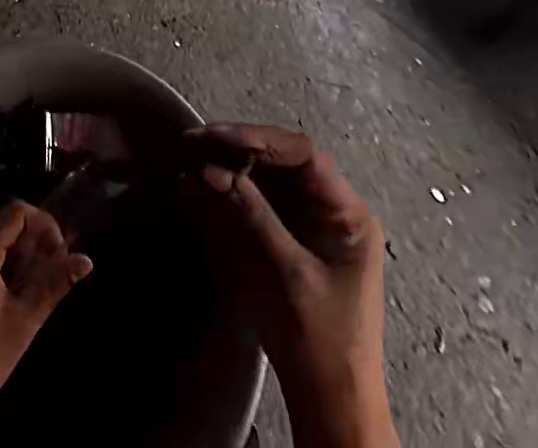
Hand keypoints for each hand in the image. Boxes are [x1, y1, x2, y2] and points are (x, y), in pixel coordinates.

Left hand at [0, 202, 92, 446]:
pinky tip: (12, 297)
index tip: (58, 255)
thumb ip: (56, 283)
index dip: (45, 225)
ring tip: (35, 290)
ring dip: (21, 257)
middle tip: (52, 276)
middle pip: (8, 225)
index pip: (17, 212)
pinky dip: (4, 266)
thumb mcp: (25, 319)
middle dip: (35, 244)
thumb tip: (87, 260)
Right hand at [188, 124, 398, 447]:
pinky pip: (259, 199)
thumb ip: (255, 217)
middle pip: (284, 158)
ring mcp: (309, 218)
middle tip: (194, 141)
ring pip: (268, 174)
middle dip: (238, 146)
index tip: (217, 138)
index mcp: (347, 211)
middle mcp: (330, 204)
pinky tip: (199, 184)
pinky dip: (229, 190)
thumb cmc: (321, 341)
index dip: (260, 139)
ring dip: (229, 163)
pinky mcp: (288, 233)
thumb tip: (214, 171)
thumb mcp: (288, 276)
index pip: (304, 155)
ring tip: (190, 155)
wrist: (330, 399)